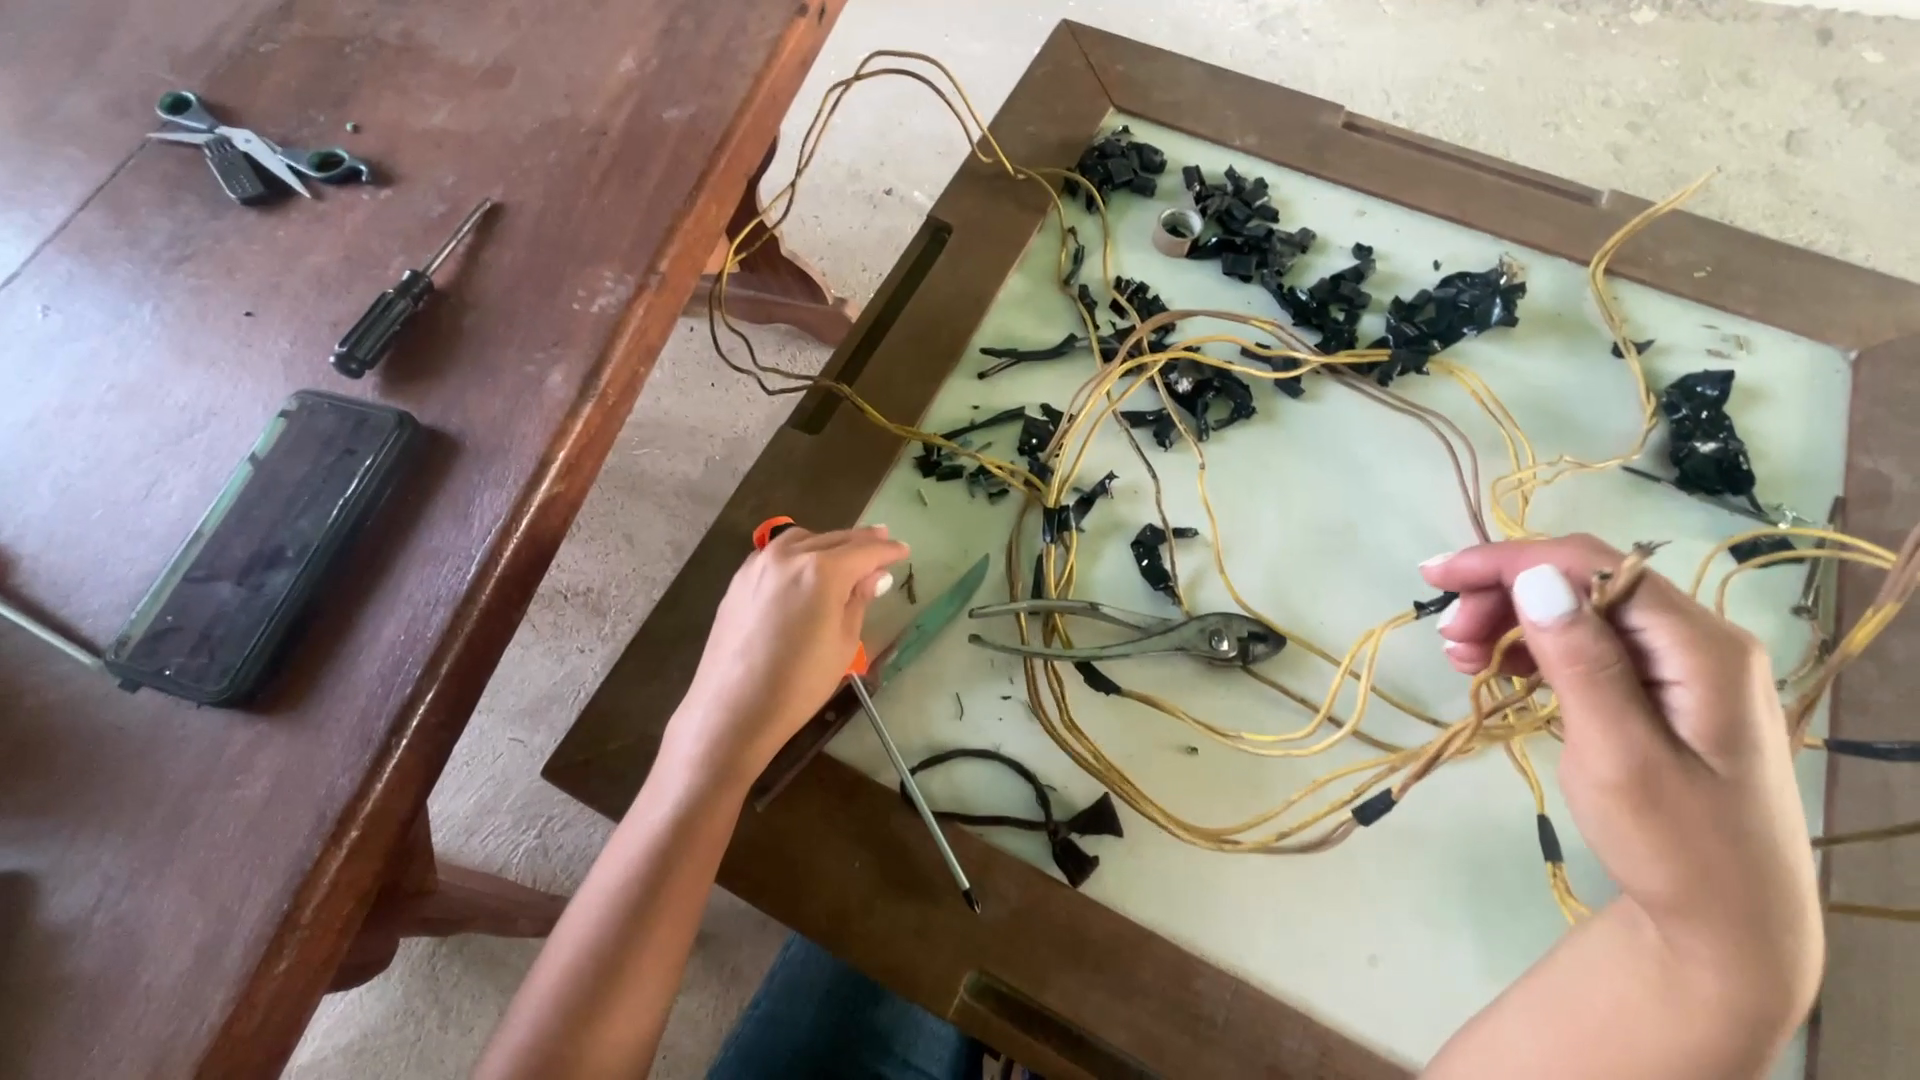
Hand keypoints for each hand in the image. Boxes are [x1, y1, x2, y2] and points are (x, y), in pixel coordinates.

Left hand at [667, 524, 908, 784]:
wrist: (733, 707)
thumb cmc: (799, 683)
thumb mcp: (844, 643)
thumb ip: (858, 600)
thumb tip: (873, 575)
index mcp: (823, 570)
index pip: (864, 551)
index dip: (887, 551)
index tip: (903, 550)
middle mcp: (790, 556)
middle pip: (834, 539)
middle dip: (861, 541)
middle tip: (883, 539)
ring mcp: (760, 564)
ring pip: (803, 540)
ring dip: (828, 541)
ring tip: (845, 550)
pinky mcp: (740, 580)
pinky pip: (777, 553)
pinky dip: (799, 551)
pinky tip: (805, 564)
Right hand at [1422, 535, 1821, 1020]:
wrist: (1727, 923)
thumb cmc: (1674, 845)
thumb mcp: (1618, 755)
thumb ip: (1581, 661)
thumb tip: (1534, 576)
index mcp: (1700, 647)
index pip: (1592, 566)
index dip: (1508, 561)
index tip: (1435, 578)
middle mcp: (1695, 641)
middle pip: (1582, 583)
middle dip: (1503, 596)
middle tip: (1447, 640)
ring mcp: (1679, 666)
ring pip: (1576, 610)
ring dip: (1511, 622)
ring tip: (1460, 657)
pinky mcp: (1658, 690)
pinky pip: (1585, 645)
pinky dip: (1531, 648)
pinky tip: (1496, 669)